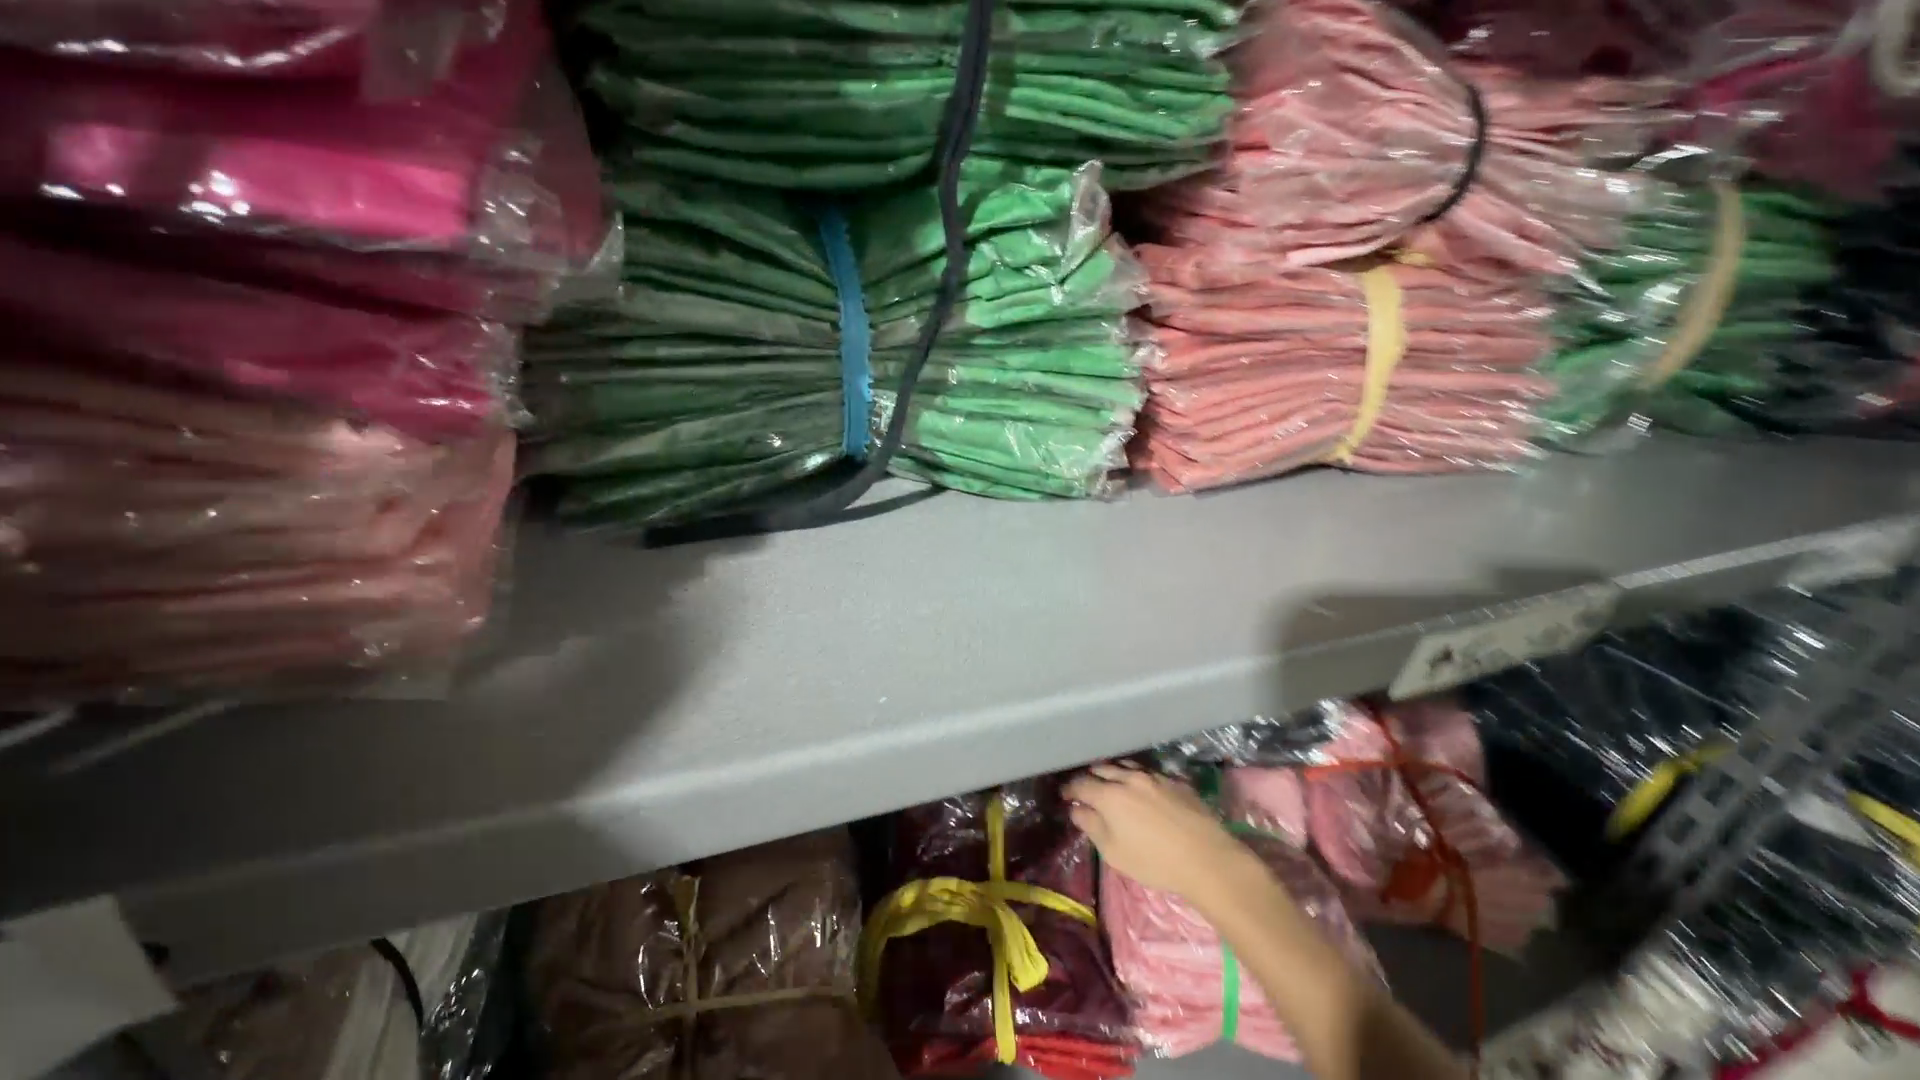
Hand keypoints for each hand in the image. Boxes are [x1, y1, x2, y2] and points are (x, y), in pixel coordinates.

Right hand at [1064, 762, 1273, 908]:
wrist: (1206, 858)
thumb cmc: (1153, 861)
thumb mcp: (1114, 851)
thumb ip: (1092, 826)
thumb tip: (1077, 809)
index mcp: (1109, 795)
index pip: (1080, 784)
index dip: (1069, 789)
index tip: (1065, 796)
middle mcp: (1130, 778)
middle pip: (1102, 769)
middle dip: (1090, 777)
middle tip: (1085, 788)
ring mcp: (1156, 777)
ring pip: (1127, 767)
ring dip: (1114, 772)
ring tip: (1111, 783)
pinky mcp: (1177, 781)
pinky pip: (1149, 773)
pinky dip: (1137, 778)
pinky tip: (1141, 789)